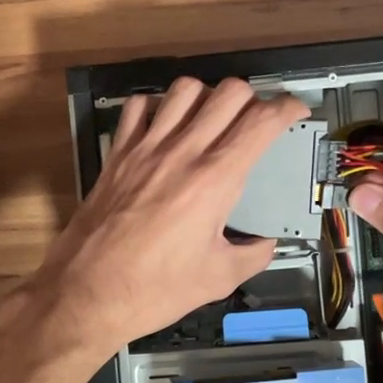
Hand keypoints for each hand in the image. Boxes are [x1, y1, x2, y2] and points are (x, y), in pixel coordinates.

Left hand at [19, 77, 308, 353]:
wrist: (86, 293)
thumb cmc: (153, 290)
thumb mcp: (218, 279)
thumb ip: (253, 255)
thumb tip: (264, 244)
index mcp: (214, 180)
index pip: (260, 122)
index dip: (287, 107)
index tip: (295, 110)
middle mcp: (182, 152)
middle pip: (228, 92)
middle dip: (253, 99)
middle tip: (255, 122)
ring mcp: (145, 148)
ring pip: (185, 88)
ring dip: (207, 96)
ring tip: (212, 119)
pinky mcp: (117, 154)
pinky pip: (140, 106)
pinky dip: (159, 106)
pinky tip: (166, 126)